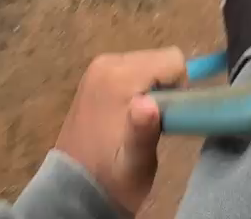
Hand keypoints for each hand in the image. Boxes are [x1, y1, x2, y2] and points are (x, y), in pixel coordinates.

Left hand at [55, 48, 186, 213]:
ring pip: (146, 64)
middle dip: (163, 89)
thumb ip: (144, 132)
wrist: (72, 191)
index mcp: (119, 77)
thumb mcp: (135, 165)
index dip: (178, 90)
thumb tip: (149, 104)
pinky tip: (125, 116)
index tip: (165, 118)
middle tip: (152, 124)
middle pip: (158, 59)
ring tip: (137, 123)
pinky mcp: (94, 75)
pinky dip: (136, 88)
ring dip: (150, 89)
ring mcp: (98, 67)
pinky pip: (131, 70)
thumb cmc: (111, 179)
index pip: (172, 60)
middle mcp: (107, 61)